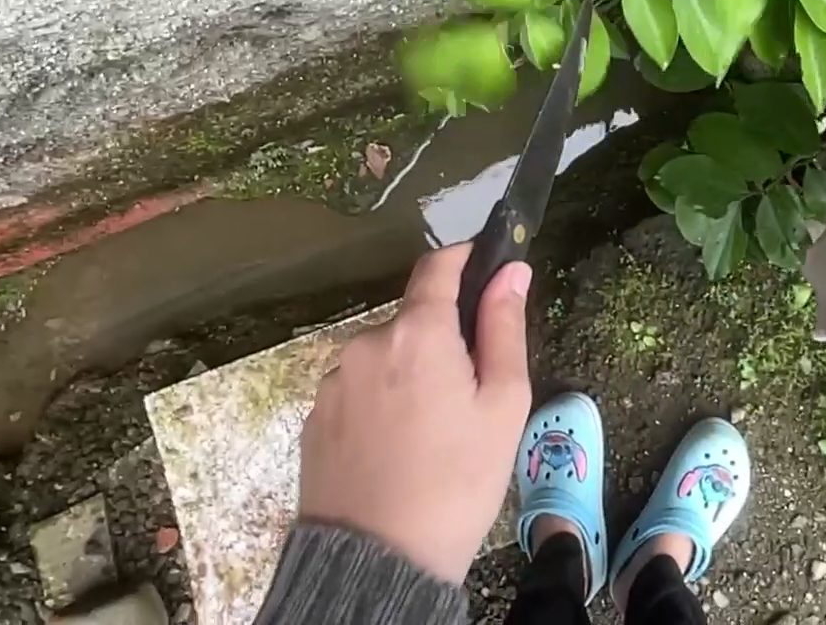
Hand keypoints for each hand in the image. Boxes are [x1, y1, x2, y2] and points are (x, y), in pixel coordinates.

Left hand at [296, 244, 532, 582]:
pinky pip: (360, 388)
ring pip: (387, 355)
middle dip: (444, 336)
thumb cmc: (457, 478)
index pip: (437, 267)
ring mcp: (333, 382)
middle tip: (470, 388)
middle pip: (415, 318)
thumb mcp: (503, 402)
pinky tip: (398, 445)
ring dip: (411, 369)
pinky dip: (383, 399)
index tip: (485, 265)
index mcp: (417, 332)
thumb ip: (505, 326)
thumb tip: (512, 271)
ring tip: (432, 427)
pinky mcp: (314, 418)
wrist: (377, 566)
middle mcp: (366, 343)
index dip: (464, 258)